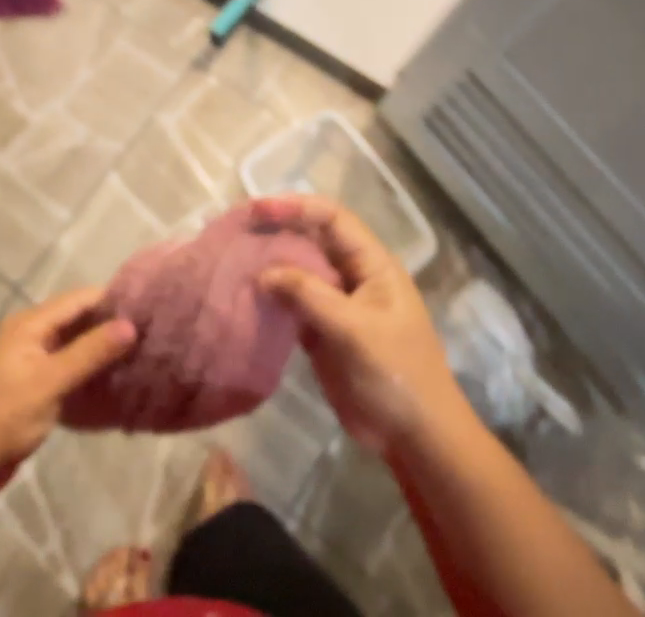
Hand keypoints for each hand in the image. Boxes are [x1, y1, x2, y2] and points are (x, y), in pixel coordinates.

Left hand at [0, 288, 136, 491]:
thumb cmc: (8, 415)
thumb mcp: (52, 381)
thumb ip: (90, 352)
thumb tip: (130, 324)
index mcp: (29, 323)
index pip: (78, 299)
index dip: (111, 300)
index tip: (147, 308)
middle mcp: (29, 332)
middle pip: (75, 318)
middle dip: (107, 323)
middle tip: (148, 332)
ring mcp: (29, 358)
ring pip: (72, 342)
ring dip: (98, 346)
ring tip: (137, 352)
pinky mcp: (32, 382)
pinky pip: (66, 363)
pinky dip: (86, 366)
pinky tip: (111, 376)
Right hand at [255, 195, 465, 451]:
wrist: (414, 436)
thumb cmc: (397, 375)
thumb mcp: (356, 330)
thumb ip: (310, 296)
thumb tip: (262, 273)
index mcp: (373, 266)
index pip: (332, 219)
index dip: (296, 207)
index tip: (258, 209)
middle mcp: (353, 277)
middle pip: (311, 240)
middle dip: (275, 231)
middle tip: (233, 231)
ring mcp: (336, 305)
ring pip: (297, 272)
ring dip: (268, 264)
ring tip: (230, 258)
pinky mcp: (321, 332)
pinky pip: (291, 304)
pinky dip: (269, 298)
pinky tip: (242, 296)